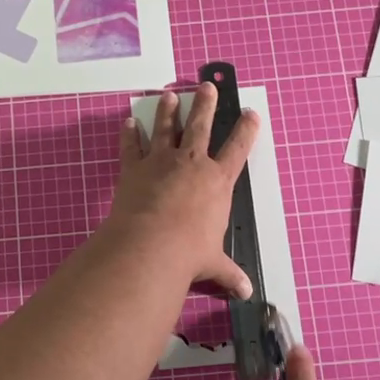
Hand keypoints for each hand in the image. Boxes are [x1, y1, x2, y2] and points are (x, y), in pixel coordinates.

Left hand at [104, 82, 258, 296]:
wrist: (150, 245)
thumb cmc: (189, 253)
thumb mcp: (214, 263)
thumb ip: (228, 273)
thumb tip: (245, 292)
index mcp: (218, 181)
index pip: (237, 149)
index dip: (246, 130)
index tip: (251, 113)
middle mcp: (192, 163)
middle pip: (201, 126)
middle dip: (205, 105)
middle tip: (206, 87)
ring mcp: (161, 161)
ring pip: (167, 128)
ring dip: (168, 111)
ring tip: (170, 95)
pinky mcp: (134, 168)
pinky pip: (132, 146)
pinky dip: (130, 134)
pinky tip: (128, 123)